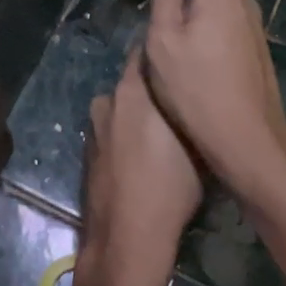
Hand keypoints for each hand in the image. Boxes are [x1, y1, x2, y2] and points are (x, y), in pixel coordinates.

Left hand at [82, 46, 202, 259]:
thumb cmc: (171, 184)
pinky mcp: (87, 153)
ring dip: (137, 112)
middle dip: (153, 85)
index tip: (183, 60)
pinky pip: (111, 132)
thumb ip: (191, 109)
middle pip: (132, 80)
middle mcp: (109, 100)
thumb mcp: (198, 143)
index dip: (166, 53)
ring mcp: (93, 128)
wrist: (127, 234)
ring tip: (160, 133)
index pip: (147, 52)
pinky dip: (124, 135)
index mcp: (134, 89)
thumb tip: (194, 94)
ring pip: (120, 107)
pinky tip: (140, 157)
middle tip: (178, 100)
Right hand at [144, 0, 285, 201]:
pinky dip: (210, 45)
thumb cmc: (195, 86)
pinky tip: (197, 74)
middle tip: (159, 32)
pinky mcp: (258, 56)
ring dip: (195, 26)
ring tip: (174, 58)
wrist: (245, 138)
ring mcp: (256, 31)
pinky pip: (228, 36)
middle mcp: (245, 4)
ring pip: (218, 13)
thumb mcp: (163, 38)